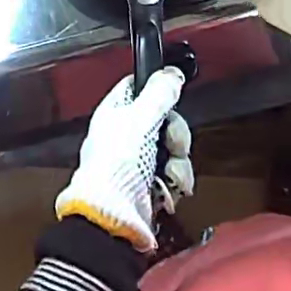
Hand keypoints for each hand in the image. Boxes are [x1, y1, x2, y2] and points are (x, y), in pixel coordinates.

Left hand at [54, 68, 192, 251]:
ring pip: (172, 147)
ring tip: (169, 174)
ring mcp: (137, 161)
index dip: (156, 87)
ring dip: (178, 161)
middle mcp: (125, 133)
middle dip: (175, 133)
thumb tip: (173, 72)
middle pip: (163, 119)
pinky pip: (173, 173)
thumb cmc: (117, 165)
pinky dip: (175, 181)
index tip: (172, 92)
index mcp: (114, 112)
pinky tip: (168, 189)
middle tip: (172, 144)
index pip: (137, 86)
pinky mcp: (150, 185)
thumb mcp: (139, 120)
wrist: (113, 218)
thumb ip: (158, 94)